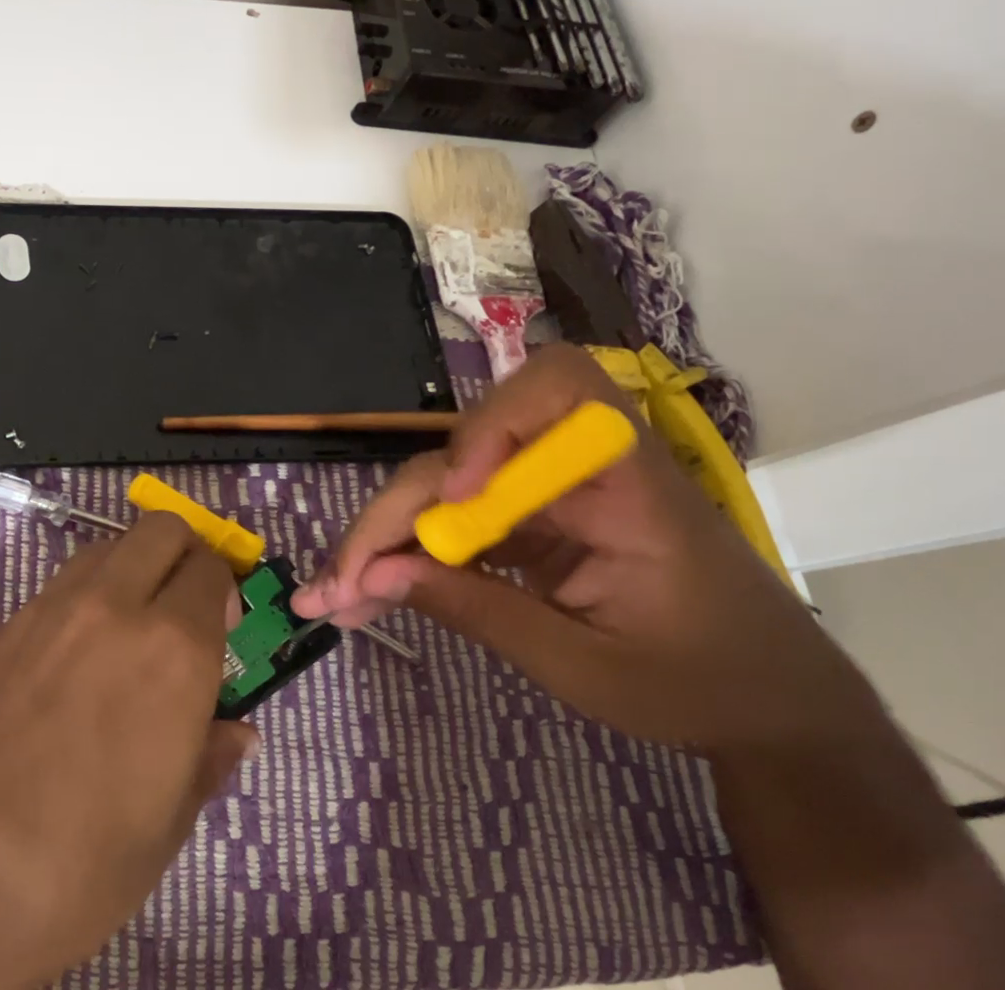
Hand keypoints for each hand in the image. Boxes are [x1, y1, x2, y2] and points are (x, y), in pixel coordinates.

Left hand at [0, 511, 255, 986]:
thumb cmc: (81, 861)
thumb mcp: (167, 825)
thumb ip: (208, 761)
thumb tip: (236, 732)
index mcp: (173, 650)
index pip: (212, 571)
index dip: (225, 593)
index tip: (224, 632)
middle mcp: (112, 608)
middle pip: (160, 531)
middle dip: (184, 556)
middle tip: (184, 614)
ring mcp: (47, 610)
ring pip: (104, 550)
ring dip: (130, 571)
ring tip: (128, 637)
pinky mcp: (1, 628)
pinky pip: (57, 587)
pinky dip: (82, 600)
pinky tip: (72, 665)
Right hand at [292, 344, 881, 753]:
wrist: (770, 713)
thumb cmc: (701, 688)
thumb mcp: (584, 666)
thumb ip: (477, 611)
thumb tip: (374, 577)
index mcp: (625, 487)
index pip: (558, 393)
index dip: (491, 424)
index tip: (453, 497)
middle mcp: (577, 475)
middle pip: (459, 458)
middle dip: (391, 518)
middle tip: (336, 588)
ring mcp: (548, 500)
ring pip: (441, 491)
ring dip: (383, 541)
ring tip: (336, 600)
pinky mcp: (530, 527)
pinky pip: (452, 526)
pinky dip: (407, 559)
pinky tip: (370, 596)